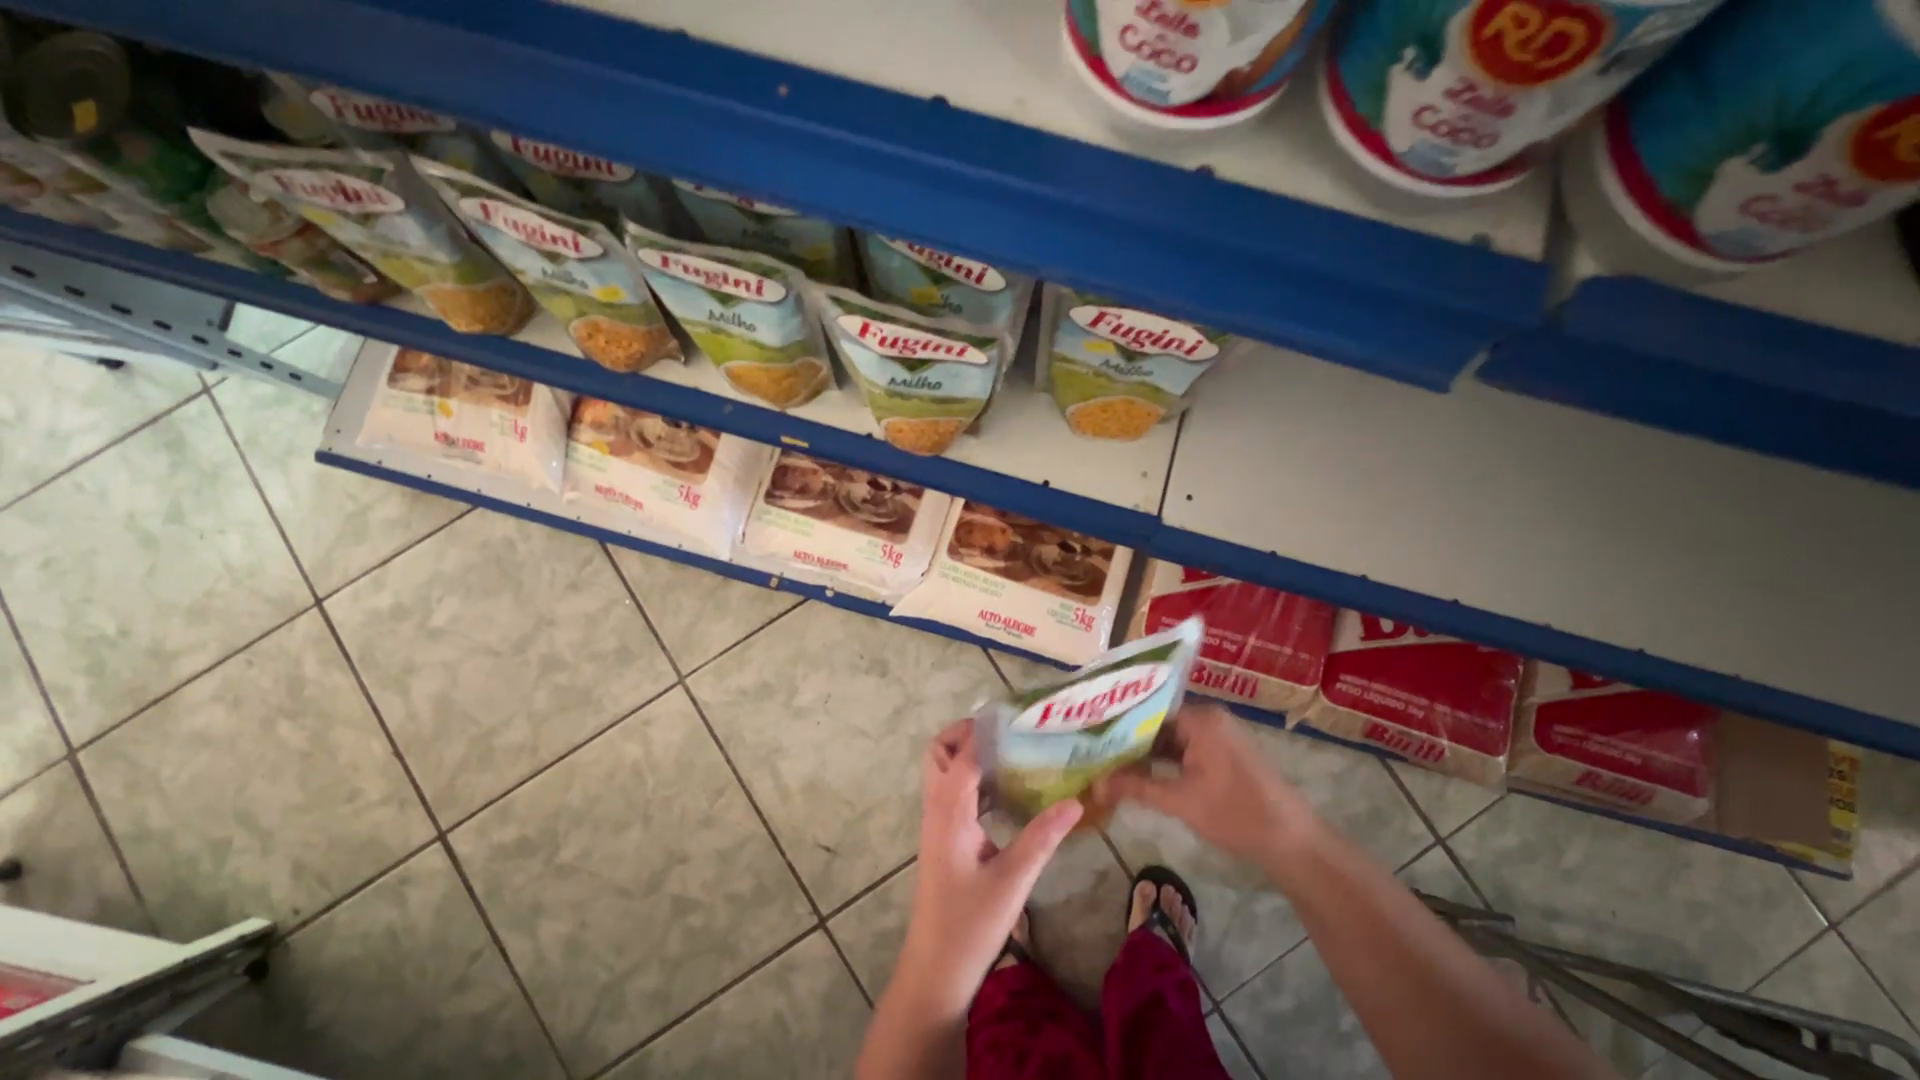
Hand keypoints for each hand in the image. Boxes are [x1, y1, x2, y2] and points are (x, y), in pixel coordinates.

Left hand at [897, 719, 1081, 1014]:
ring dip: (972, 756)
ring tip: (1017, 752)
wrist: (937, 969)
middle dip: (967, 734)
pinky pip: (956, 795)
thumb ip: (1043, 836)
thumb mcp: (1013, 879)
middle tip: (1010, 732)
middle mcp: (937, 811)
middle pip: (939, 753)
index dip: (987, 732)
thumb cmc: (971, 924)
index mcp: (949, 813)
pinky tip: (1011, 792)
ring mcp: (938, 826)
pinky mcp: (945, 841)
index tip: (1020, 716)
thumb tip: (1076, 799)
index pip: (963, 755)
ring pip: (945, 773)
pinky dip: (977, 782)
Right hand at [1094, 704, 1314, 865]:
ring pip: (1169, 739)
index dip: (1116, 725)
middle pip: (1157, 723)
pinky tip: (1137, 776)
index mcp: (1201, 718)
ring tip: (1106, 765)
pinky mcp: (1222, 755)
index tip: (1088, 738)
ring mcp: (1217, 736)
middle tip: (1092, 754)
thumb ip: (1135, 787)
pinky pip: (1184, 750)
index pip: (1146, 710)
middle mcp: (1209, 718)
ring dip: (1143, 754)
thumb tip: (1093, 785)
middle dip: (1127, 742)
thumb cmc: (1235, 813)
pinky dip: (1163, 763)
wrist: (1290, 841)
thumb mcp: (1179, 800)